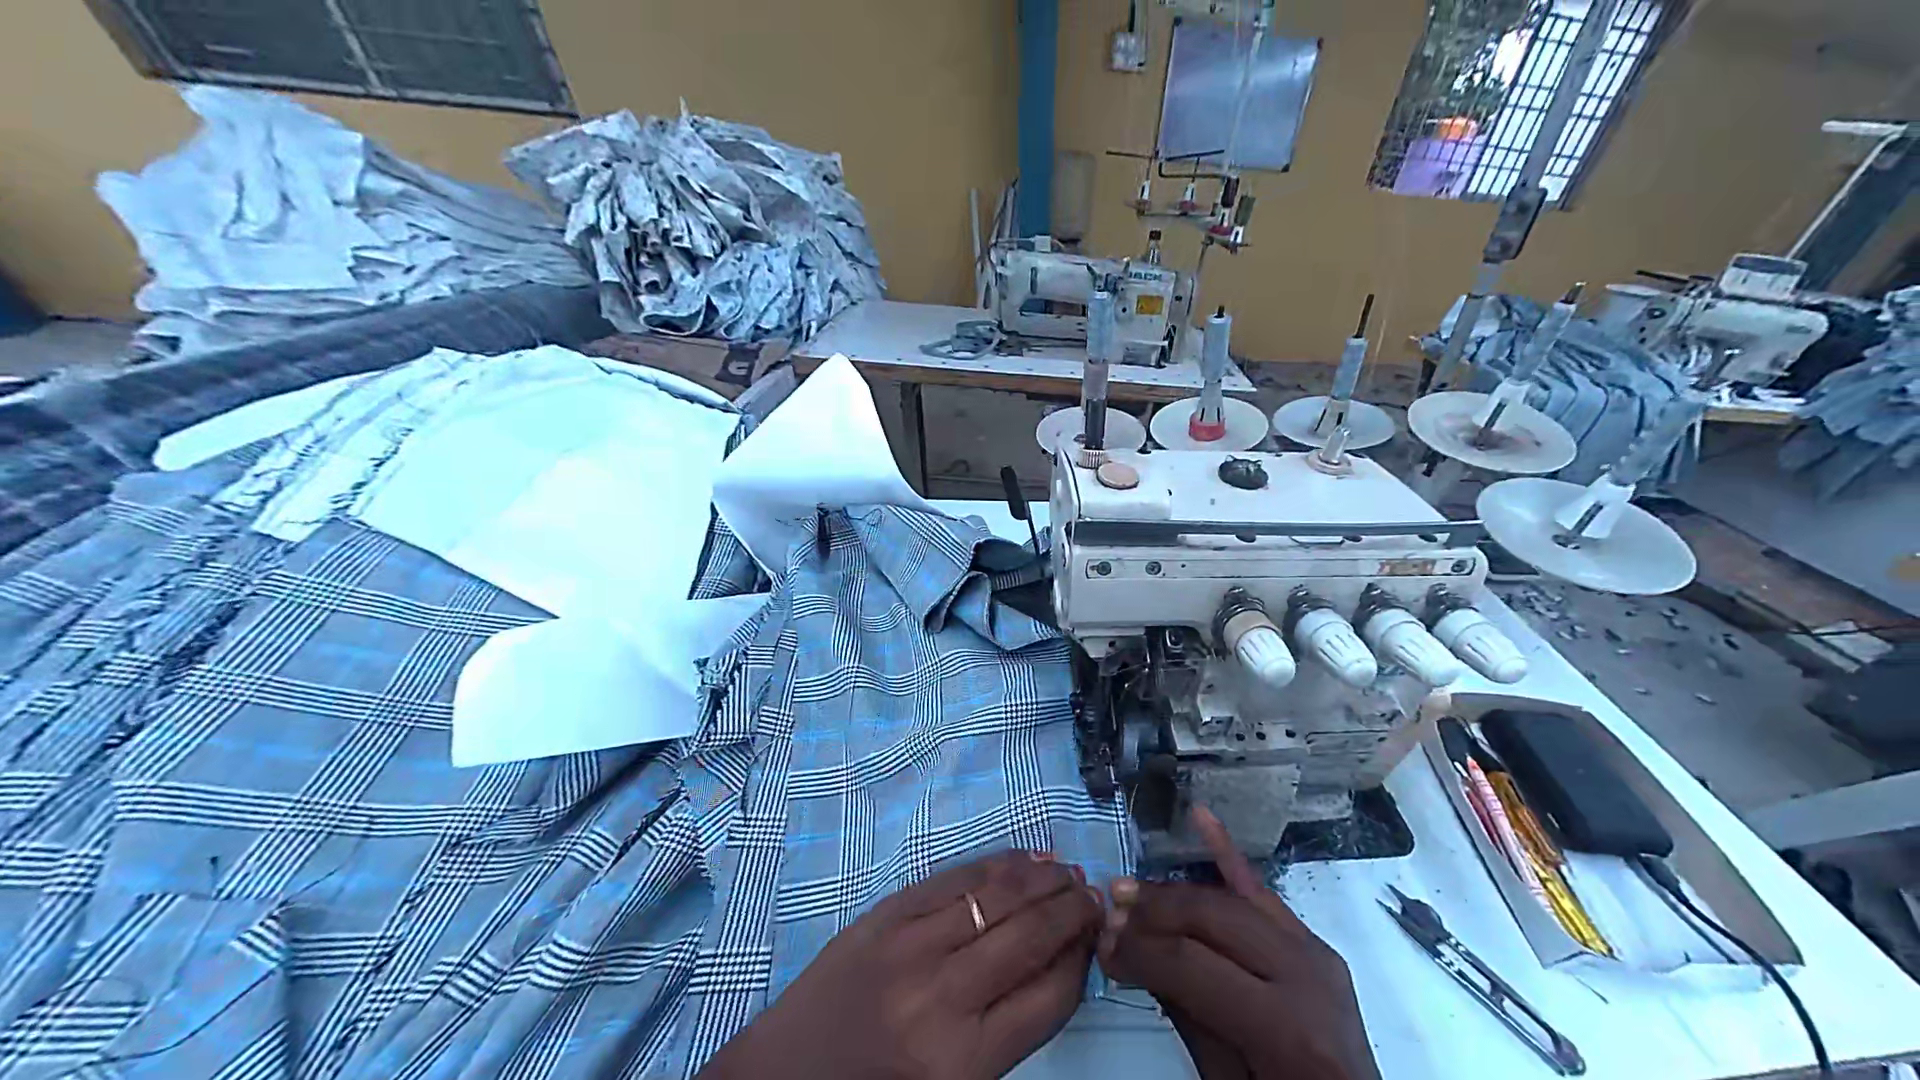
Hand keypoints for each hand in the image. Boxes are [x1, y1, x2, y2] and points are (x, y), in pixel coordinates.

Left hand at [697, 849, 1102, 1079]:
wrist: (787, 1073)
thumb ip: (1007, 1027)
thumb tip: (1056, 963)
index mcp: (964, 1060)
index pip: (1048, 997)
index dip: (1081, 962)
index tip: (1096, 940)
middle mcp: (943, 996)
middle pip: (1029, 938)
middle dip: (1071, 912)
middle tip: (1094, 895)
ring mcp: (911, 945)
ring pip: (996, 897)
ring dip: (1041, 879)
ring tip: (1068, 871)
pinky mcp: (886, 914)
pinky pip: (953, 880)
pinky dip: (994, 865)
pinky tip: (1021, 859)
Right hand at [1100, 808, 1380, 1079]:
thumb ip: (1183, 1012)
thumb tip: (1126, 952)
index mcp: (1287, 1029)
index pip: (1193, 963)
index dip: (1140, 949)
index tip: (1104, 946)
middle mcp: (1306, 977)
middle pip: (1211, 918)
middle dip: (1152, 912)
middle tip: (1110, 914)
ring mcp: (1314, 952)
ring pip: (1229, 900)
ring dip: (1174, 890)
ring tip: (1129, 889)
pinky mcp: (1312, 943)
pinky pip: (1265, 892)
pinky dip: (1228, 853)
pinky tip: (1200, 816)